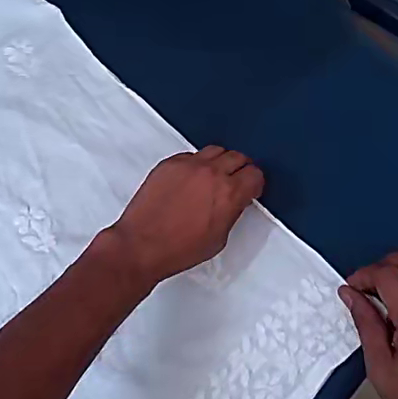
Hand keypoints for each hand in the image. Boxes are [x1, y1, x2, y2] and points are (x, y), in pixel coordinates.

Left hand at [98, 146, 262, 289]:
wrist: (142, 245)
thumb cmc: (176, 248)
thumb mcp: (219, 238)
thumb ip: (232, 212)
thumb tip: (235, 202)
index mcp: (228, 193)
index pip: (255, 174)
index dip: (255, 182)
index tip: (252, 186)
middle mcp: (210, 173)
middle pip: (238, 156)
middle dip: (241, 168)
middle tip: (237, 178)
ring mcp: (188, 165)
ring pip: (215, 150)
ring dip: (220, 161)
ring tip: (215, 176)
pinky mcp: (170, 163)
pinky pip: (191, 155)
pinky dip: (196, 163)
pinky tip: (192, 179)